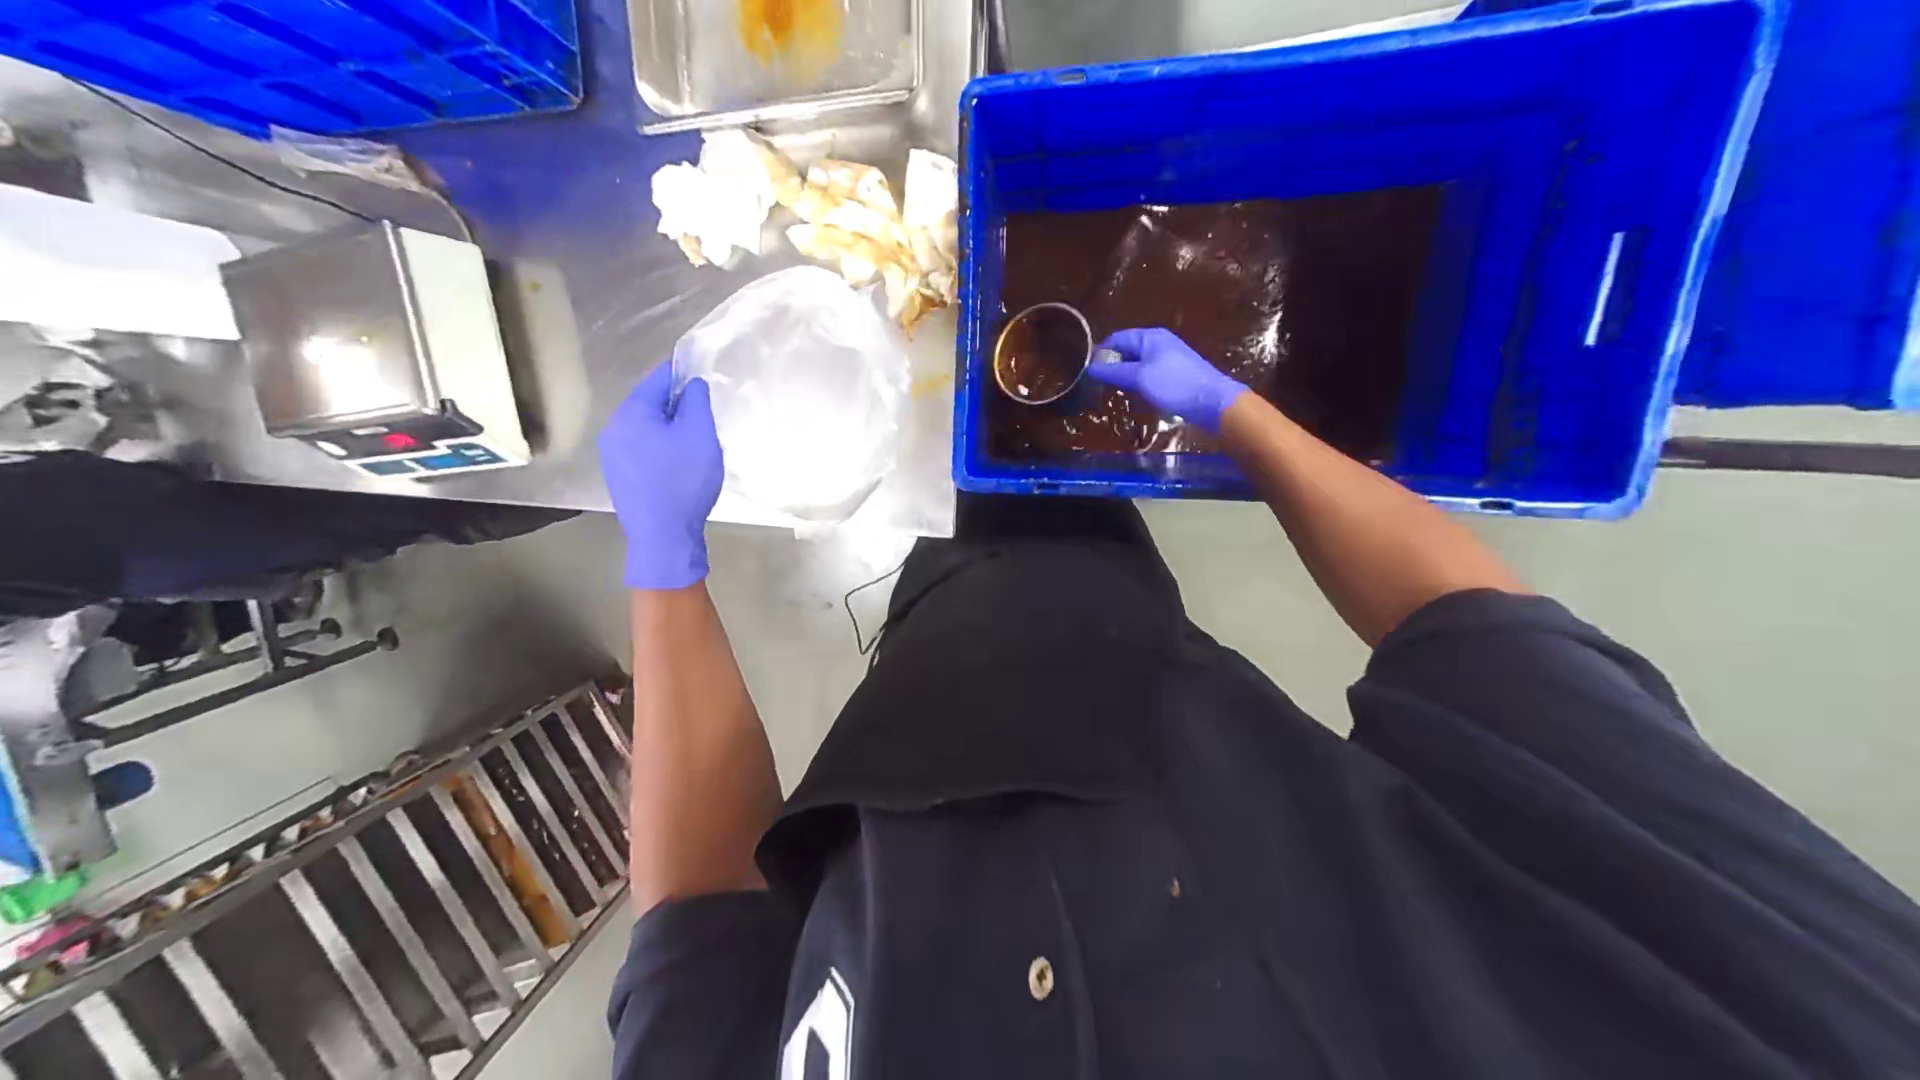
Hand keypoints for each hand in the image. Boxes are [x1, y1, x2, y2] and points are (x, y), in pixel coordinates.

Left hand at [598, 364, 723, 589]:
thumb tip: (693, 384)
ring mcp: (613, 454)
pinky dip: (663, 451)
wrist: (663, 536)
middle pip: (652, 405)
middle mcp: (615, 428)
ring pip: (649, 430)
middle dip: (680, 409)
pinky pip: (644, 451)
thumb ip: (697, 401)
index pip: (660, 378)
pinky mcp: (620, 476)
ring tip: (696, 450)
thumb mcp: (700, 435)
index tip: (705, 381)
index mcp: (632, 412)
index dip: (685, 375)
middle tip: (706, 426)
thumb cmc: (684, 481)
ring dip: (672, 432)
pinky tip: (680, 469)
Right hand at [1085, 328, 1247, 431]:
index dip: (1101, 354)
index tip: (1088, 374)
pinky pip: (1148, 375)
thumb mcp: (1139, 378)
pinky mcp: (1173, 374)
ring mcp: (1167, 358)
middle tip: (1099, 387)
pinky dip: (1138, 384)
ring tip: (1115, 393)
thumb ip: (1113, 372)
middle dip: (1112, 367)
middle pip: (1126, 351)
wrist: (1211, 401)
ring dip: (1125, 378)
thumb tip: (1090, 368)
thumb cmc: (1173, 385)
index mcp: (1149, 337)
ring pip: (1136, 365)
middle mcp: (1157, 343)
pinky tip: (1136, 397)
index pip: (1116, 339)